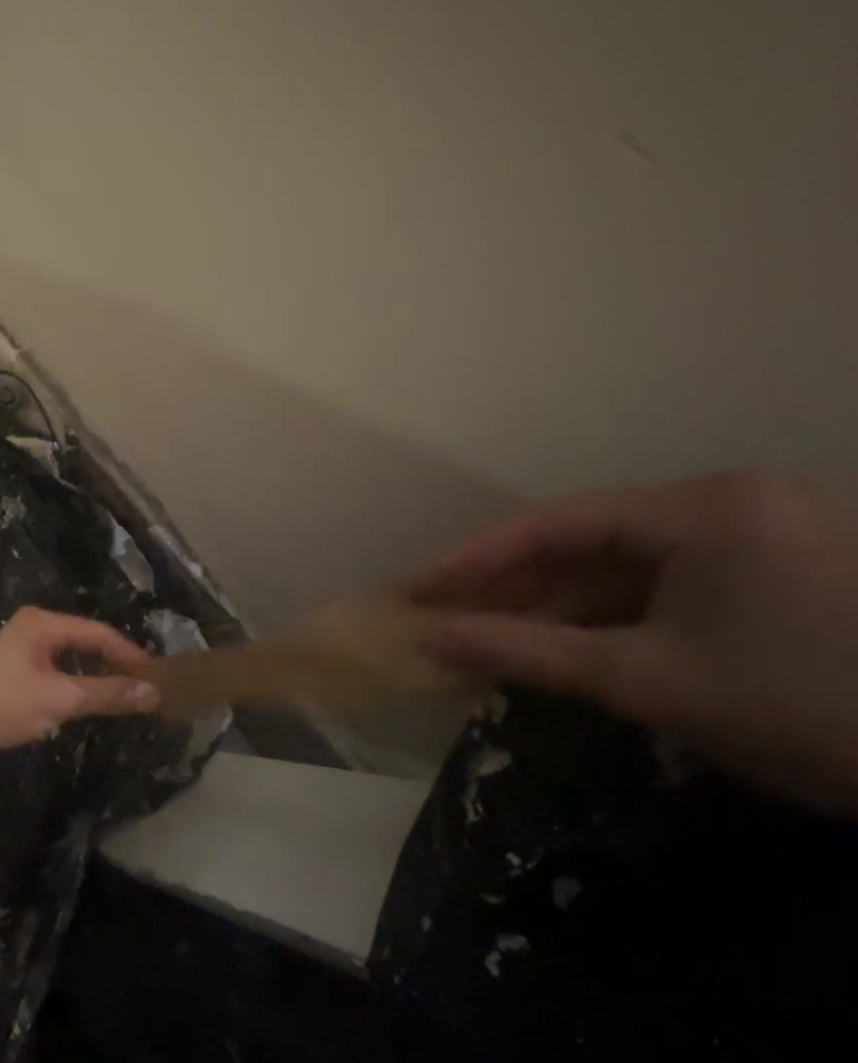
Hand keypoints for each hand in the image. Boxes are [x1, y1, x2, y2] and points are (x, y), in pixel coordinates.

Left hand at [0, 607, 159, 751]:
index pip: (100, 633)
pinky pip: (54, 668)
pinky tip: (84, 702)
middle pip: (85, 641)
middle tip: (142, 689)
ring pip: (70, 656)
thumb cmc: (7, 705)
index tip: (157, 678)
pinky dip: (73, 683)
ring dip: (93, 676)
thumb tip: (153, 692)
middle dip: (113, 665)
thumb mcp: (61, 699)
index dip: (130, 655)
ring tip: (120, 698)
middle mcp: (31, 625)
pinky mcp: (12, 666)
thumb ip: (108, 693)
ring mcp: (19, 645)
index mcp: (42, 623)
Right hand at [410, 470, 857, 815]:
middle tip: (440, 616)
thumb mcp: (644, 681)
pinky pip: (666, 583)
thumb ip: (524, 652)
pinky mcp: (781, 572)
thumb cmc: (800, 709)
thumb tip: (428, 641)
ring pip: (624, 564)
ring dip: (554, 604)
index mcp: (704, 508)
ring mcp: (763, 535)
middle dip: (510, 584)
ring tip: (485, 636)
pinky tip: (561, 643)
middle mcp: (733, 503)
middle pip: (588, 539)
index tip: (412, 591)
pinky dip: (608, 615)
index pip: (555, 522)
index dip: (472, 559)